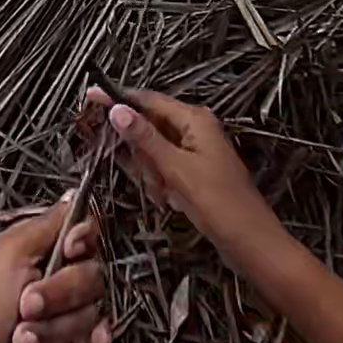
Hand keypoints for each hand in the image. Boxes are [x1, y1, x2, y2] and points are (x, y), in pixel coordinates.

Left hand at [0, 200, 111, 342]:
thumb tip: (73, 194)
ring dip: (56, 324)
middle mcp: (54, 275)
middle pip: (90, 271)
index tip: (69, 248)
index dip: (82, 239)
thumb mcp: (11, 251)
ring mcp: (62, 312)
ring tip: (25, 334)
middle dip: (59, 290)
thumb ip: (50, 223)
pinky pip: (96, 336)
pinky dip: (86, 341)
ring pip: (92, 307)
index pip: (84, 231)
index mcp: (38, 246)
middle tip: (27, 302)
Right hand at [86, 87, 284, 258]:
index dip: (118, 99)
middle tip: (153, 176)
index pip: (147, 100)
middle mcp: (194, 129)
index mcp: (194, 120)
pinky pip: (163, 169)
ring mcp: (194, 151)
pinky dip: (161, 184)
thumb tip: (117, 109)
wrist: (251, 245)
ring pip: (153, 152)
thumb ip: (144, 138)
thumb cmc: (219, 204)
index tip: (91, 98)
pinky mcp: (192, 172)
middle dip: (142, 154)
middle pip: (148, 127)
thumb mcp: (176, 169)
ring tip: (168, 192)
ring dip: (152, 173)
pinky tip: (171, 199)